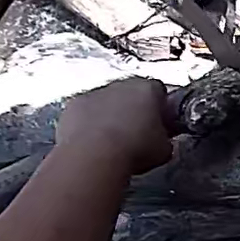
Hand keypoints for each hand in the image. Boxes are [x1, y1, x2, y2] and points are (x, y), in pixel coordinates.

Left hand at [54, 78, 175, 174]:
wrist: (95, 155)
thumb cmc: (135, 149)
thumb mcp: (164, 149)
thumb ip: (165, 138)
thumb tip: (162, 141)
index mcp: (148, 89)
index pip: (159, 92)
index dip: (160, 109)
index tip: (159, 125)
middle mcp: (121, 84)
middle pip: (131, 93)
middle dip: (133, 109)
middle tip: (135, 134)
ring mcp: (95, 92)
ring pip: (106, 101)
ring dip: (110, 115)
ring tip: (111, 142)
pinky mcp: (73, 105)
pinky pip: (85, 112)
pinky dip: (88, 123)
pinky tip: (91, 143)